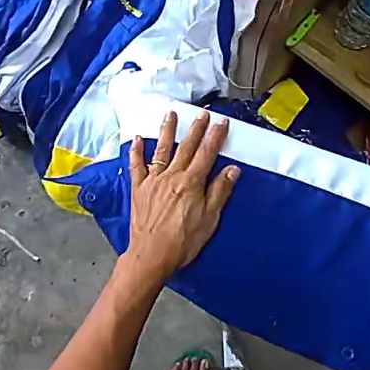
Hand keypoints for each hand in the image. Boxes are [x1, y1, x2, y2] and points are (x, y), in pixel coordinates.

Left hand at [123, 111, 240, 280]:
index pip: (207, 153)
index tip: (221, 122)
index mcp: (192, 182)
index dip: (215, 136)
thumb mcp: (210, 218)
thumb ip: (220, 191)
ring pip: (162, 150)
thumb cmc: (184, 240)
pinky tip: (137, 139)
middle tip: (202, 114)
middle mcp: (172, 176)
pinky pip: (137, 166)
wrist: (151, 255)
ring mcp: (153, 181)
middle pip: (186, 147)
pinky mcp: (139, 189)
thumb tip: (232, 170)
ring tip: (171, 114)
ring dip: (167, 131)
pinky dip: (136, 151)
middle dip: (196, 129)